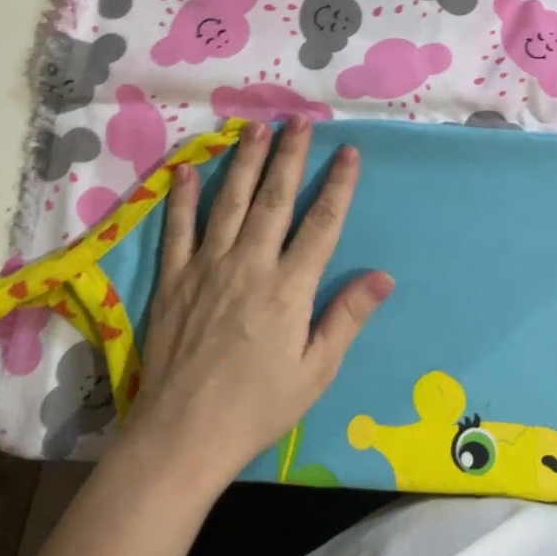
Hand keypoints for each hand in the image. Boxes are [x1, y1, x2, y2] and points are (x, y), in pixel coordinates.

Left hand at [121, 117, 393, 479]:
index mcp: (289, 288)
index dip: (338, 185)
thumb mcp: (316, 371)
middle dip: (289, 155)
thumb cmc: (258, 407)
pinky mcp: (173, 280)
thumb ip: (347, 318)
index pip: (321, 223)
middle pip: (273, 199)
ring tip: (255, 127)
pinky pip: (178, 230)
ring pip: (229, 203)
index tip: (348, 151)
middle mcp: (249, 266)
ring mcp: (206, 268)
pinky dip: (183, 198)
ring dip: (244, 161)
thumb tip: (383, 276)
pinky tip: (189, 170)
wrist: (182, 436)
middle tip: (299, 119)